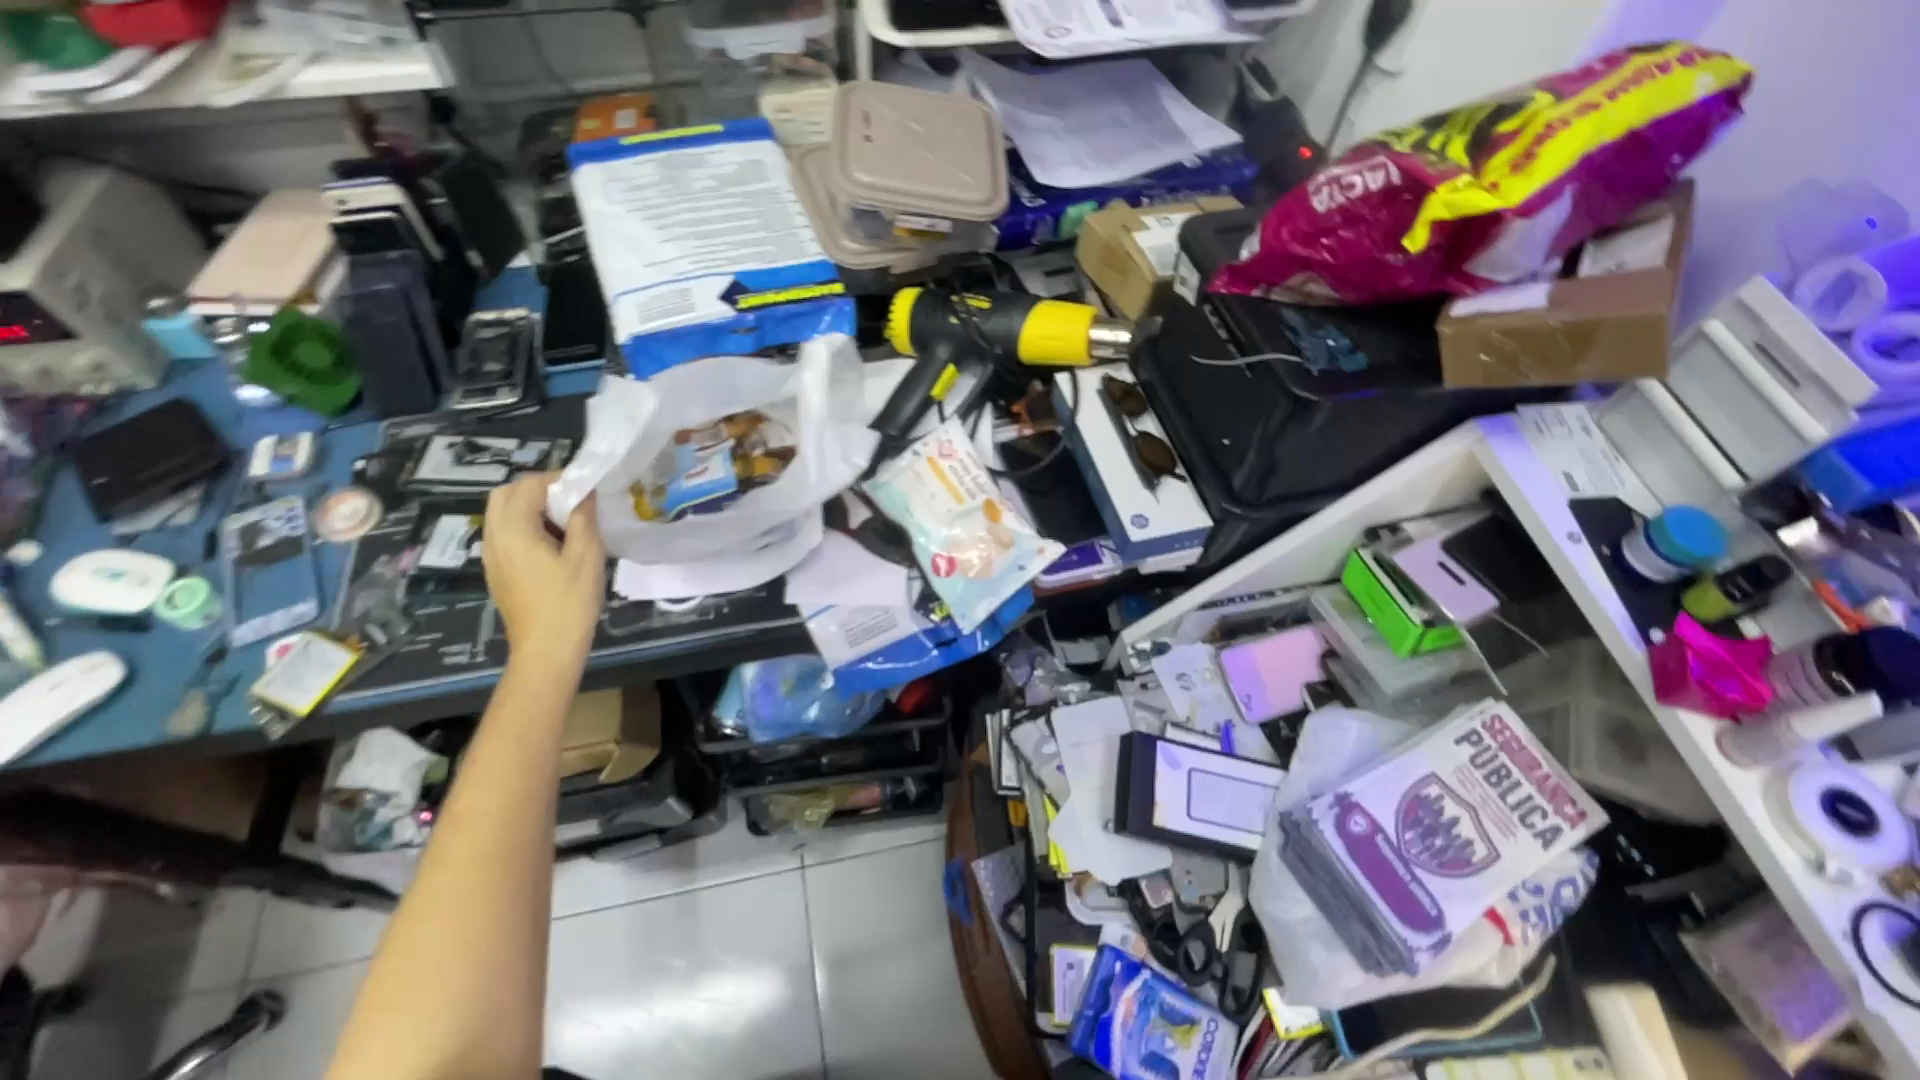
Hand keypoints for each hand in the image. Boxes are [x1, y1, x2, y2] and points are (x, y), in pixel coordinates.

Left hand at [482, 474, 605, 664]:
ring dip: (530, 508)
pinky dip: (525, 527)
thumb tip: (583, 493)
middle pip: (506, 494)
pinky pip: (504, 534)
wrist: (546, 649)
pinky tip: (552, 546)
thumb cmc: (569, 601)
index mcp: (513, 529)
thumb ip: (583, 517)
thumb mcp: (586, 555)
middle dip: (538, 490)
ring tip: (565, 524)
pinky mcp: (496, 570)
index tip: (585, 492)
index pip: (529, 485)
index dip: (558, 480)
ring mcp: (491, 555)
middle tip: (571, 503)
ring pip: (502, 513)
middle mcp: (493, 536)